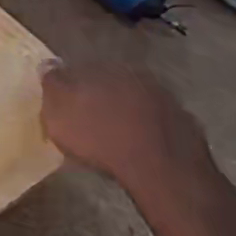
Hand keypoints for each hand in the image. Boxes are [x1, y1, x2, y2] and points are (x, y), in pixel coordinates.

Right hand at [41, 61, 213, 193]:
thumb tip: (48, 64)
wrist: (163, 170)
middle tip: (86, 119)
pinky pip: (157, 123)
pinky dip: (146, 131)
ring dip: (123, 113)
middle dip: (98, 97)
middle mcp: (136, 75)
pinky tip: (137, 147)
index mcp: (103, 67)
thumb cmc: (100, 137)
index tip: (63, 100)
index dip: (69, 84)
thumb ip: (52, 86)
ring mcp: (166, 100)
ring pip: (135, 101)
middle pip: (109, 82)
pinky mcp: (186, 126)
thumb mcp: (59, 113)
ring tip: (111, 136)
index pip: (79, 67)